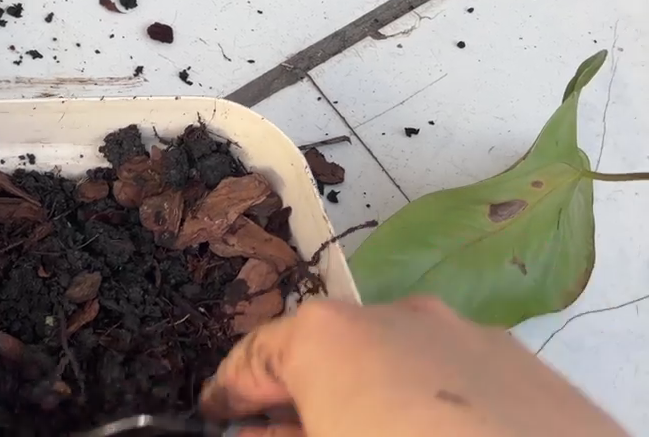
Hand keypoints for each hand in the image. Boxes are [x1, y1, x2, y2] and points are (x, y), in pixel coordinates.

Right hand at [202, 296, 624, 436]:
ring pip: (391, 360)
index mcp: (318, 332)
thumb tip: (250, 432)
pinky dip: (437, 404)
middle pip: (320, 353)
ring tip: (376, 431)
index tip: (213, 415)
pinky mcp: (524, 364)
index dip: (227, 393)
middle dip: (303, 393)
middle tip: (292, 431)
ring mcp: (458, 332)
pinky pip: (455, 376)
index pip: (249, 360)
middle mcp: (380, 313)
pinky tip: (447, 435)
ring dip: (372, 395)